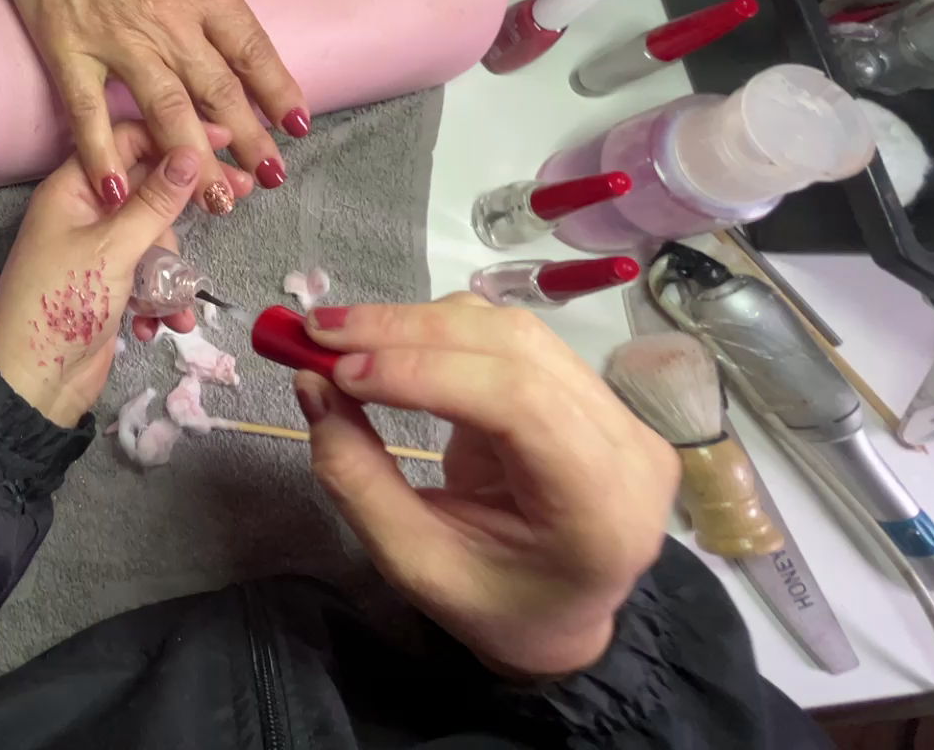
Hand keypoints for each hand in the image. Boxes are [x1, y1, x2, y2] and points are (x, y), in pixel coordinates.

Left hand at [0, 122, 221, 426]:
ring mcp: (98, 251)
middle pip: (148, 191)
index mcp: (73, 189)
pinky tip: (162, 324)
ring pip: (154, 239)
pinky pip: (148, 277)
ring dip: (171, 271)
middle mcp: (85, 213)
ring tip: (173, 298)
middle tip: (239, 195)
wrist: (33, 382)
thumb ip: (155, 201)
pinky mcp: (110, 286)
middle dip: (186, 206)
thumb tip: (190, 152)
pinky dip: (159, 299)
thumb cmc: (61, 302)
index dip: (172, 137)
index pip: (127, 143)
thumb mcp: (112, 248)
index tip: (221, 139)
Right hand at [11, 0, 328, 216]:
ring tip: (216, 203)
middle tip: (267, 180)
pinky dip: (100, 153)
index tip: (299, 126)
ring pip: (164, 114)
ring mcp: (116, 45)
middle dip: (247, 141)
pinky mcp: (70, 53)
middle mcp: (166, 25)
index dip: (278, 90)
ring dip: (193, 162)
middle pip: (216, 94)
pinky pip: (88, 113)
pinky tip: (116, 191)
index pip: (252, 51)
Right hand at [293, 294, 679, 676]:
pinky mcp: (577, 385)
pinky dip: (429, 326)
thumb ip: (354, 476)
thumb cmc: (490, 601)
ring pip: (503, 325)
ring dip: (411, 321)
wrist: (557, 612)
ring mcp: (609, 407)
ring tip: (340, 334)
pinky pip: (499, 332)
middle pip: (511, 346)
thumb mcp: (410, 560)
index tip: (338, 372)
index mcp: (600, 507)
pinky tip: (384, 345)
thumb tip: (310, 383)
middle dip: (401, 330)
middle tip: (316, 331)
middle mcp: (623, 441)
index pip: (519, 402)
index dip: (422, 372)